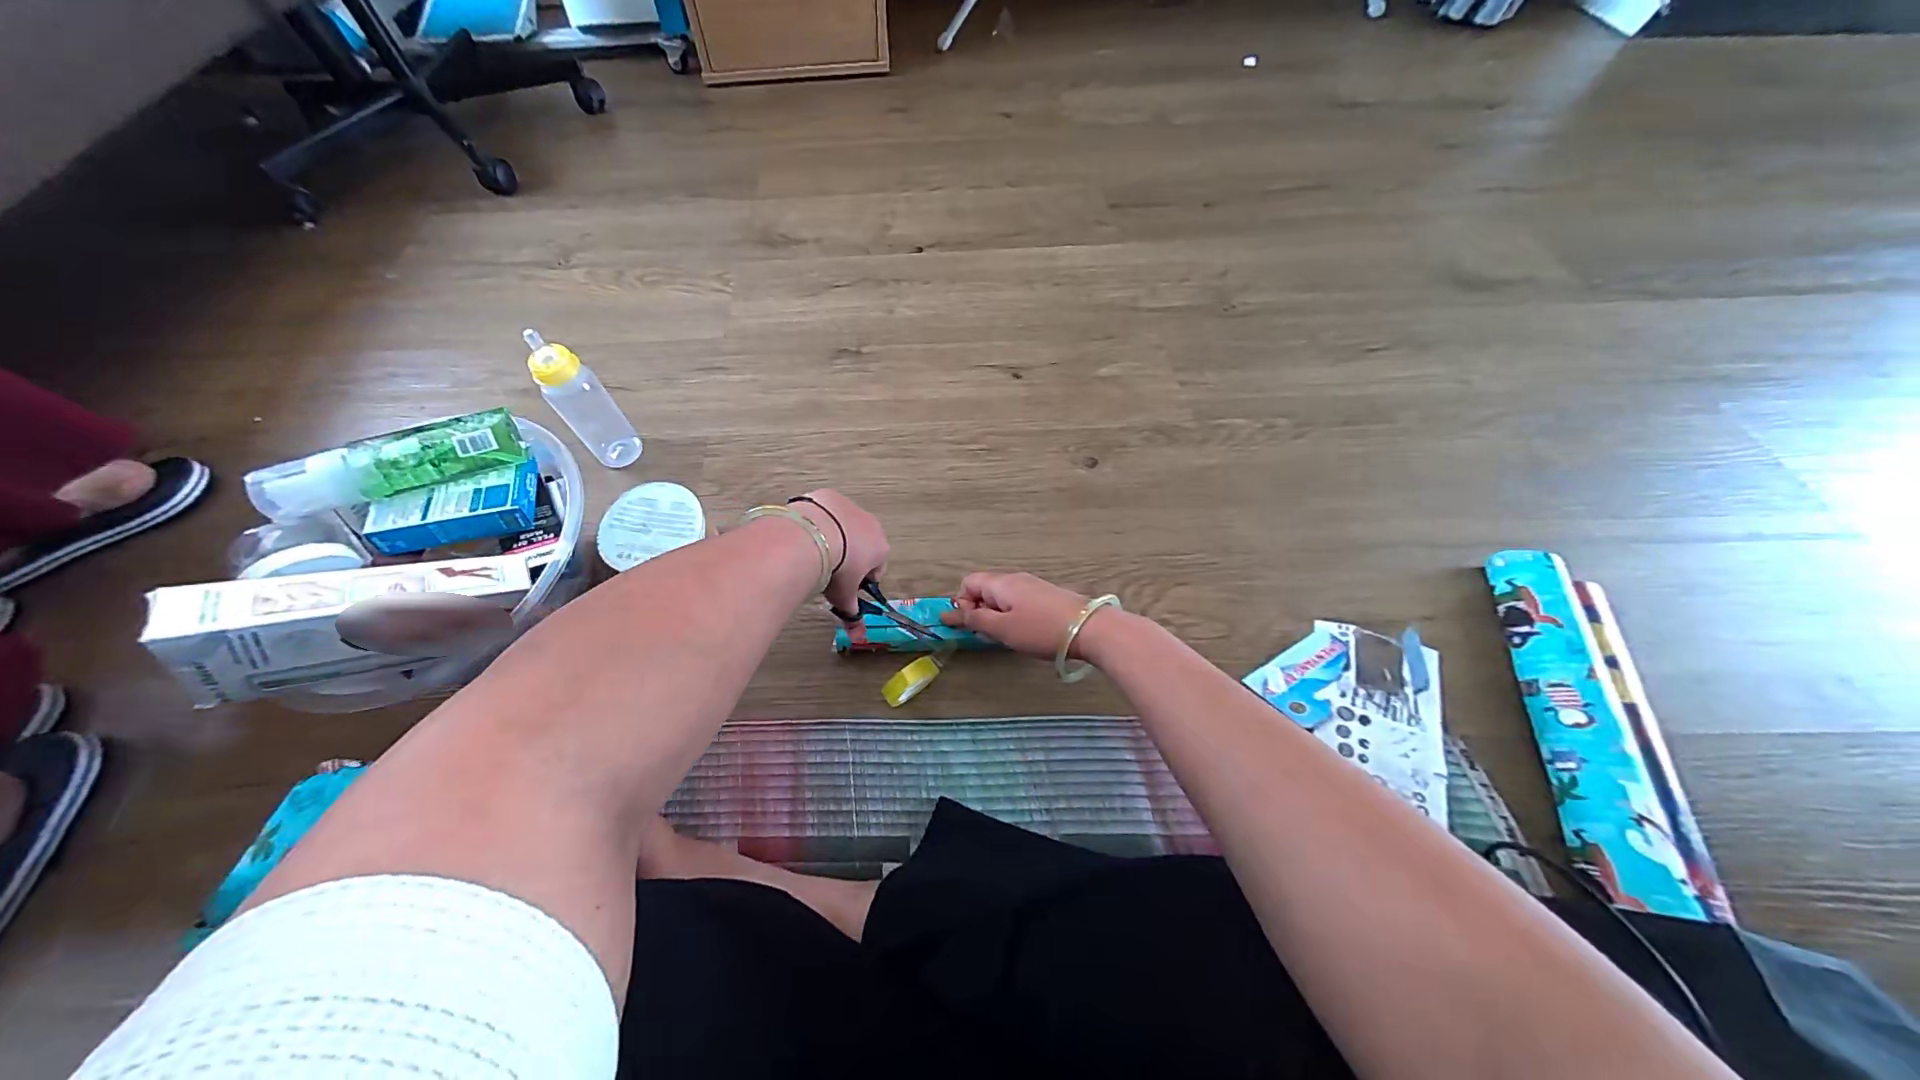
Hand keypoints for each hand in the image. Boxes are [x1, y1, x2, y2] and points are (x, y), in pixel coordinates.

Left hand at [791, 489, 887, 616]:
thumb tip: (857, 634)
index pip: (877, 568)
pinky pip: (826, 510)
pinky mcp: (829, 495)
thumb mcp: (844, 596)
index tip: (846, 585)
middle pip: (863, 543)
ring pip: (844, 525)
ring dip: (835, 535)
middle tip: (830, 569)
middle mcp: (872, 524)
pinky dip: (818, 519)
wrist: (815, 536)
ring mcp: (851, 507)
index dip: (861, 579)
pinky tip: (805, 531)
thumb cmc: (837, 569)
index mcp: (882, 548)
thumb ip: (852, 613)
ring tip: (814, 550)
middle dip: (850, 555)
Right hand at [940, 571, 1100, 659]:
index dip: (962, 603)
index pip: (968, 582)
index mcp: (1001, 583)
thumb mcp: (1001, 628)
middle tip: (988, 634)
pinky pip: (1018, 602)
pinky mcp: (1046, 597)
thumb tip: (948, 612)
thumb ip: (974, 619)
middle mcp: (1015, 579)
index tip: (971, 626)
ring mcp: (1033, 586)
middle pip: (984, 589)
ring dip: (996, 616)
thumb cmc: (1041, 630)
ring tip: (1008, 637)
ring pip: (1002, 598)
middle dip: (979, 611)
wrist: (1090, 629)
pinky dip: (1013, 616)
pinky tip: (1025, 633)